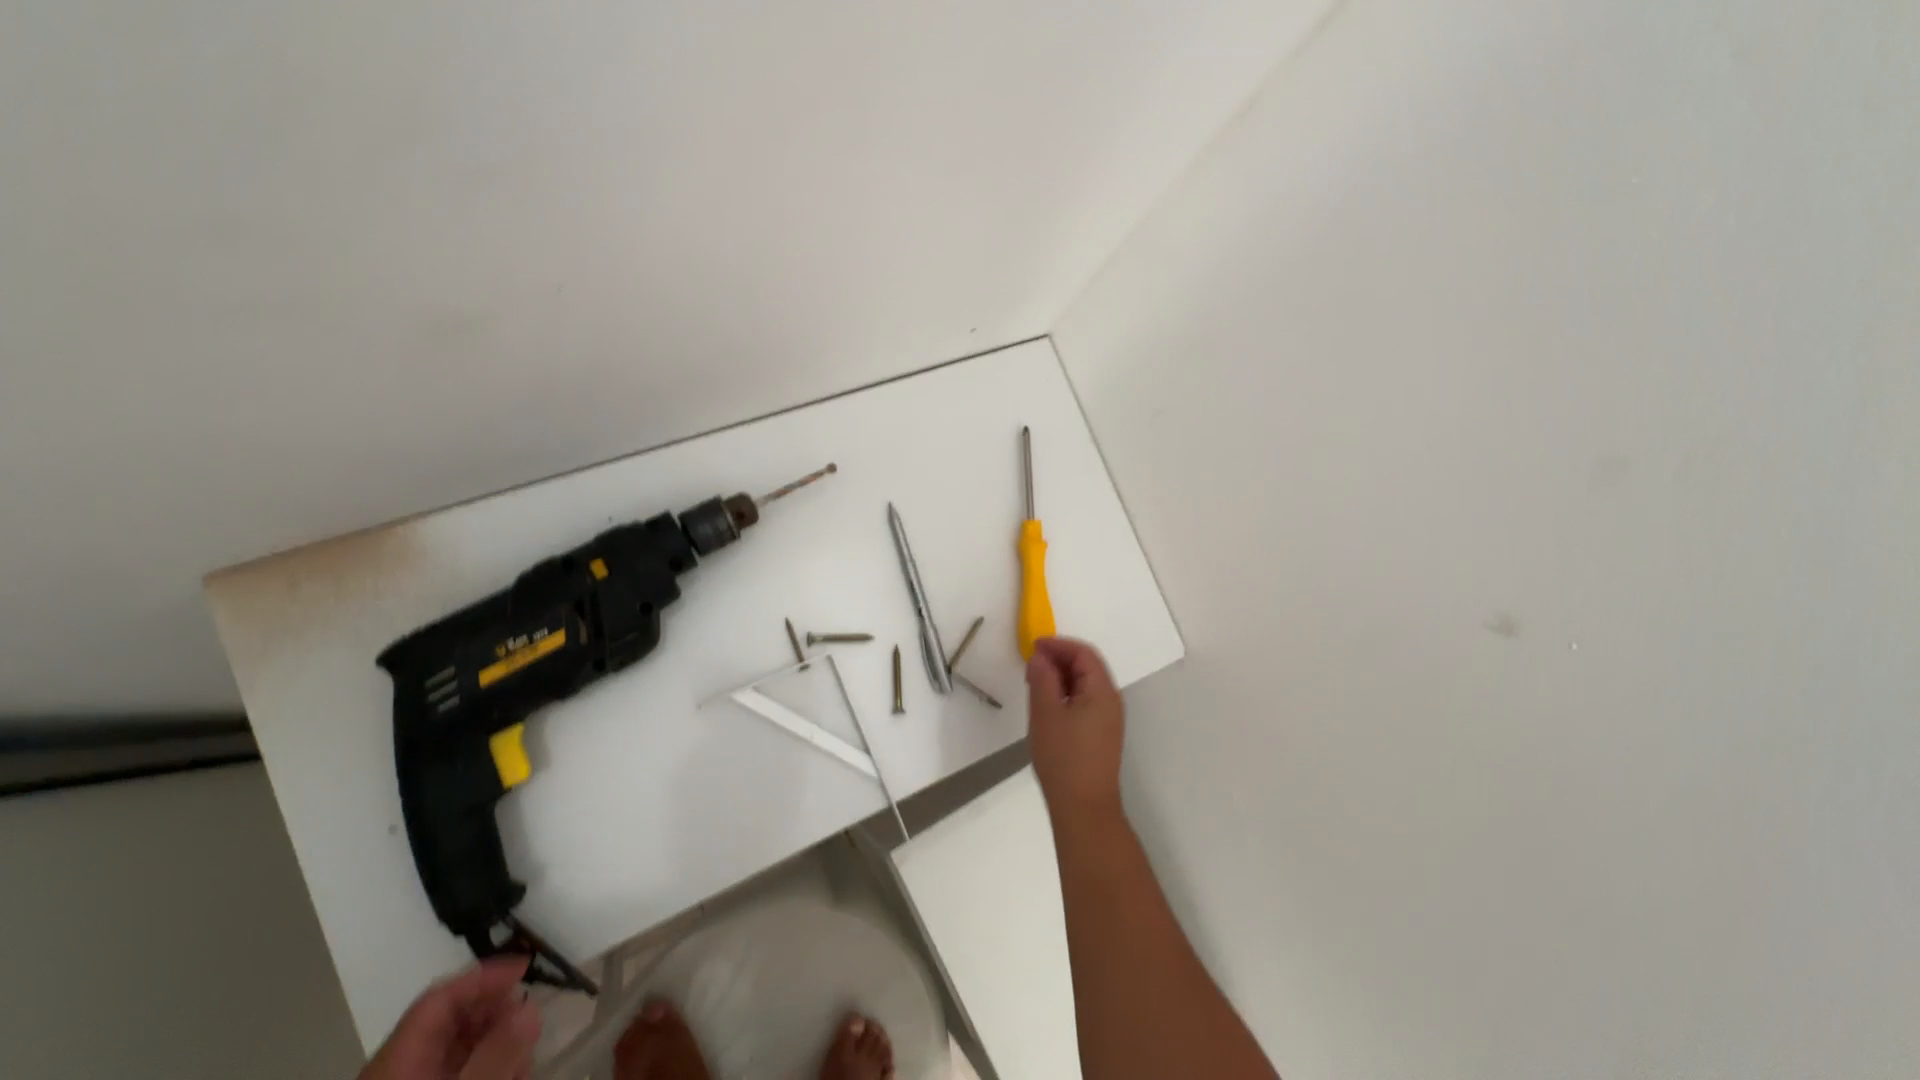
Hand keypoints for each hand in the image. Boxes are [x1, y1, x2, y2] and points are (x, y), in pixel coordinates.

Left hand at [359, 957, 542, 1079]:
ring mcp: (408, 1077)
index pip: (440, 997)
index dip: (483, 974)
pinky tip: (509, 1070)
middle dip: (495, 1009)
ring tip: (524, 1051)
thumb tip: (532, 1006)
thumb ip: (495, 1053)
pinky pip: (453, 1065)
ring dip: (495, 1038)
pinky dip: (484, 1061)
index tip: (526, 962)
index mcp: (399, 1053)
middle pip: (448, 1018)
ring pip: (455, 1043)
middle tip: (530, 1013)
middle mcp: (397, 1062)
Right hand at [1025, 637, 1125, 825]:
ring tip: (1035, 683)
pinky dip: (1066, 695)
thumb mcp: (1046, 713)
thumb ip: (1042, 679)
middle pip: (1088, 667)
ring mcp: (1108, 720)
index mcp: (1102, 691)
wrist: (1083, 807)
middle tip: (1031, 665)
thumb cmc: (1063, 757)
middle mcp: (1111, 701)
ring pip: (1085, 686)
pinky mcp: (1101, 736)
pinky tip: (1047, 706)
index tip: (1032, 647)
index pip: (1084, 653)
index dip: (1058, 645)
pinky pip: (1085, 703)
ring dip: (1061, 678)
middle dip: (1059, 659)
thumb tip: (1040, 656)